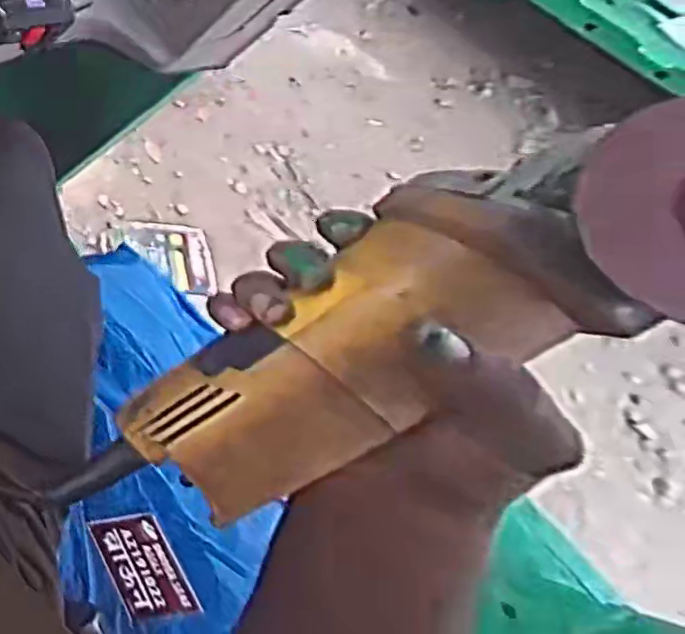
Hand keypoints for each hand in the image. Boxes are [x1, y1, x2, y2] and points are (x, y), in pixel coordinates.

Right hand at [207, 212, 583, 519]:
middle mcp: (347, 314)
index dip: (359, 228)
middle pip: (309, 259)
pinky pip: (226, 315)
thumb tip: (432, 336)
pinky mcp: (256, 354)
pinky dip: (221, 307)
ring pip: (262, 281)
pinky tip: (231, 322)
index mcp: (409, 312)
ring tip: (268, 312)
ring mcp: (297, 334)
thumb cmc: (462, 469)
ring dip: (256, 284)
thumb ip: (500, 388)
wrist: (390, 513)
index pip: (379, 251)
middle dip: (299, 256)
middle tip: (309, 280)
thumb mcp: (521, 436)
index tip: (352, 229)